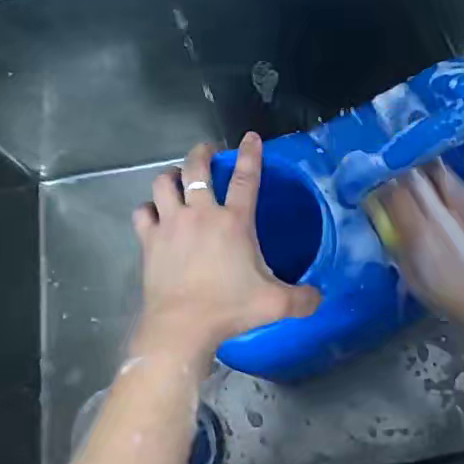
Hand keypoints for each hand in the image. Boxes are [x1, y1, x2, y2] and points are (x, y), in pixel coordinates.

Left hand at [131, 134, 320, 363]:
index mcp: (234, 222)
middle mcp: (201, 214)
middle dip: (202, 153)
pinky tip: (153, 213)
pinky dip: (148, 209)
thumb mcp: (276, 304)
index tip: (251, 137)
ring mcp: (171, 224)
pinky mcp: (149, 240)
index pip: (246, 178)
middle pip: (196, 169)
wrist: (182, 326)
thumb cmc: (229, 309)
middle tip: (207, 150)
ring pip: (163, 183)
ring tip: (176, 177)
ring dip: (170, 176)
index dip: (251, 154)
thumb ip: (303, 298)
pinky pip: (143, 212)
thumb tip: (319, 297)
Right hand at [370, 161, 463, 327]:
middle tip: (384, 172)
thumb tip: (386, 225)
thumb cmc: (446, 294)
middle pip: (413, 175)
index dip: (376, 184)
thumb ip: (397, 247)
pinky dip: (440, 176)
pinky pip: (453, 181)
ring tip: (409, 169)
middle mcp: (438, 210)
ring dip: (420, 167)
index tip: (366, 185)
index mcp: (418, 229)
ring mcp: (459, 206)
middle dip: (395, 169)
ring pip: (437, 170)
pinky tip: (436, 182)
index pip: (392, 192)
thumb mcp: (410, 276)